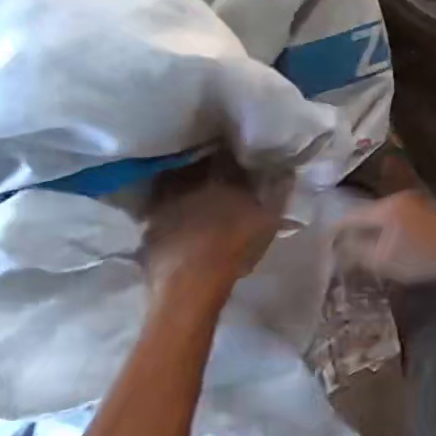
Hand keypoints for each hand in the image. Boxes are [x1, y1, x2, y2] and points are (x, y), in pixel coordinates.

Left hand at [142, 155, 288, 291]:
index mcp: (221, 178)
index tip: (235, 152)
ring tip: (188, 192)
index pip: (225, 154)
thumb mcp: (268, 221)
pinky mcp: (148, 226)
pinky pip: (155, 210)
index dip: (229, 152)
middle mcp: (190, 183)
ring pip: (170, 183)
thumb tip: (286, 170)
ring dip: (178, 183)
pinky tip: (170, 218)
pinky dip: (162, 210)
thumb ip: (278, 193)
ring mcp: (165, 204)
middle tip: (210, 171)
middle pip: (194, 164)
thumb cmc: (234, 248)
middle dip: (201, 165)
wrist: (191, 284)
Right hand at [336, 191, 435, 282]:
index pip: (351, 215)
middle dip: (353, 230)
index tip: (323, 240)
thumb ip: (359, 254)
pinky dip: (386, 229)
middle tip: (339, 247)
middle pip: (367, 213)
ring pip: (382, 215)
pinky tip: (385, 243)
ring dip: (371, 230)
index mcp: (385, 208)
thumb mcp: (386, 261)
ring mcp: (412, 201)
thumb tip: (339, 248)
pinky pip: (395, 217)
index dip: (336, 229)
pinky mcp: (423, 209)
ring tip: (360, 248)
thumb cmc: (425, 256)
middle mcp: (397, 198)